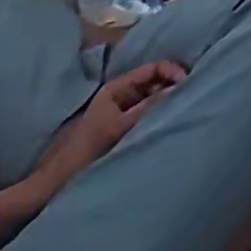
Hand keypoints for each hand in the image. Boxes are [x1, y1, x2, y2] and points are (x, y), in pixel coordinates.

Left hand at [28, 60, 184, 195]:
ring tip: (184, 105)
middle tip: (191, 93)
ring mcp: (127, 109)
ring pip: (156, 95)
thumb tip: (179, 87)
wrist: (60, 182)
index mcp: (117, 87)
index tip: (187, 83)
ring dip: (169, 98)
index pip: (154, 68)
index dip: (173, 71)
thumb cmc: (87, 150)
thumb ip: (149, 106)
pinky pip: (152, 110)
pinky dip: (163, 111)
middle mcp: (123, 94)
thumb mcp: (120, 125)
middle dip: (174, 84)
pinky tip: (172, 117)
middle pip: (157, 80)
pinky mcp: (130, 123)